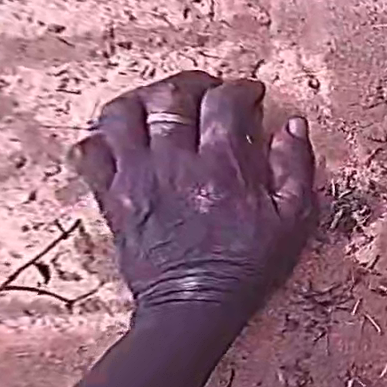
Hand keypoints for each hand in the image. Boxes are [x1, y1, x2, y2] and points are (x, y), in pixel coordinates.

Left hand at [74, 71, 315, 326]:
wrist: (195, 304)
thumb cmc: (251, 264)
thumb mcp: (294, 220)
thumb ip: (296, 167)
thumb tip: (294, 125)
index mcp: (224, 166)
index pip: (225, 103)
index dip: (240, 89)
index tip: (250, 92)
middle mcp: (174, 163)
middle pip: (171, 96)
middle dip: (194, 82)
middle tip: (209, 88)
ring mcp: (136, 178)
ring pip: (122, 112)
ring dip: (144, 97)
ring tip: (163, 101)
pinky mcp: (111, 197)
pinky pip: (90, 150)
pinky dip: (103, 134)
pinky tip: (125, 136)